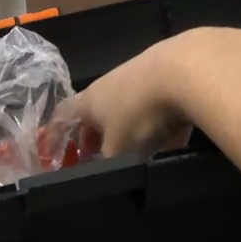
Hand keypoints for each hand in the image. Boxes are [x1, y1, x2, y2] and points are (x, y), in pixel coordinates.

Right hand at [68, 28, 240, 154]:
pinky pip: (154, 107)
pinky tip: (168, 143)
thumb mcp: (116, 151)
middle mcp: (109, 84)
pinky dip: (155, 125)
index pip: (63, 116)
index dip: (56, 135)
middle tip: (95, 158)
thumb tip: (106, 170)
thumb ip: (107, 164)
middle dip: (94, 136)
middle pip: (95, 113)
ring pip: (125, 110)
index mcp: (89, 100)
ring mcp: (139, 76)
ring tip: (134, 155)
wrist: (186, 71)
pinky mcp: (168, 75)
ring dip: (125, 131)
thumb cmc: (138, 114)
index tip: (54, 152)